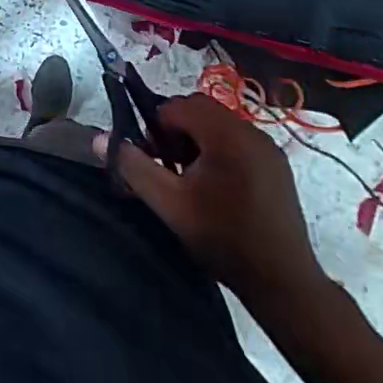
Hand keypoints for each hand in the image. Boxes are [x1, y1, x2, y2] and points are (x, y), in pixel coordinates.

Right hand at [99, 94, 326, 302]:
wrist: (281, 278)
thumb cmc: (223, 238)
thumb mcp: (171, 205)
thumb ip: (135, 168)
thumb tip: (100, 138)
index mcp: (227, 134)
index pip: (179, 105)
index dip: (156, 126)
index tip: (149, 157)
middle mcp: (251, 130)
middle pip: (202, 110)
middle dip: (175, 131)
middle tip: (165, 166)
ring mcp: (268, 147)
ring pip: (220, 126)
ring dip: (197, 141)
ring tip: (187, 179)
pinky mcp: (277, 165)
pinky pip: (239, 142)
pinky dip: (219, 152)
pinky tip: (214, 188)